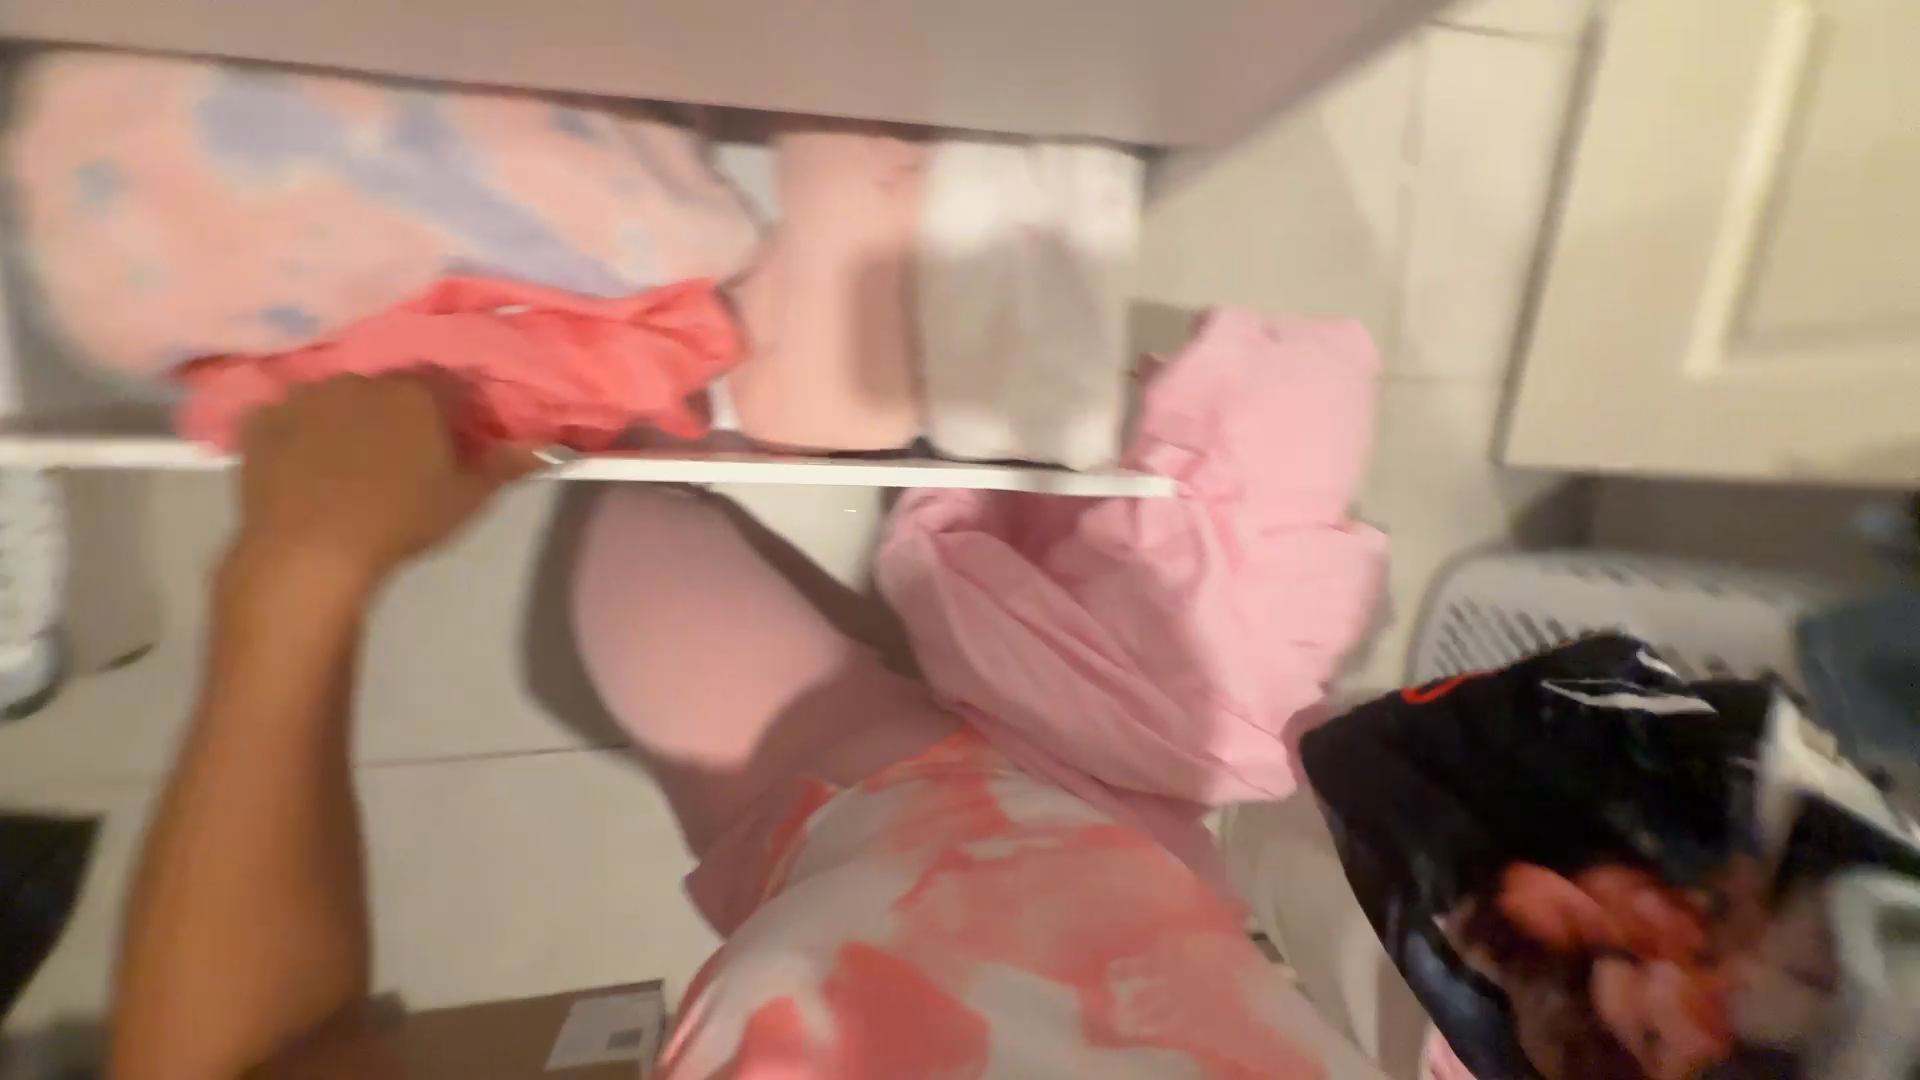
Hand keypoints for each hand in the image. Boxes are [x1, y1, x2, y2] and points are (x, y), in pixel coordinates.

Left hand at [229, 375, 540, 591]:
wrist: (309, 549)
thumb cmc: (404, 517)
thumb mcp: (468, 496)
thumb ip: (506, 465)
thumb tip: (543, 447)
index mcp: (418, 394)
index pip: (452, 382)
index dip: (460, 408)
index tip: (463, 436)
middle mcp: (362, 381)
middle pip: (396, 387)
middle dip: (407, 411)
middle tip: (413, 452)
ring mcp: (306, 396)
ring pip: (345, 398)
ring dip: (357, 417)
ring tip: (360, 459)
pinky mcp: (262, 419)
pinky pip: (296, 415)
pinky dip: (309, 431)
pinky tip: (315, 463)